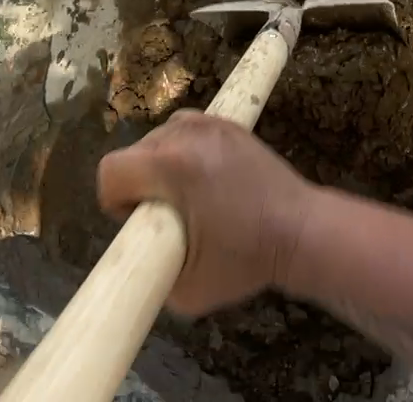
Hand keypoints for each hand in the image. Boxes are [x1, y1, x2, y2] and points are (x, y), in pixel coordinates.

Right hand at [96, 110, 317, 315]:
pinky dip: (184, 151)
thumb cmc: (247, 258)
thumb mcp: (188, 290)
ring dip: (161, 167)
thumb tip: (138, 260)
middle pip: (134, 153)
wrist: (301, 230)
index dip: (116, 202)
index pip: (111, 170)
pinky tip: (205, 179)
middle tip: (170, 217)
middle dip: (141, 186)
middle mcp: (185, 133)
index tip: (142, 223)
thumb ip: (149, 272)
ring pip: (158, 139)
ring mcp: (208, 122)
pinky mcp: (226, 122)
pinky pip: (184, 131)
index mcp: (171, 166)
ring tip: (189, 197)